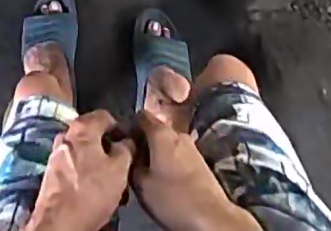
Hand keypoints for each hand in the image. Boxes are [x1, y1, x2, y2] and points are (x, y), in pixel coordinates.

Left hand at [26, 110, 134, 230]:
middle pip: (93, 136)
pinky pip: (73, 168)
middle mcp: (66, 135)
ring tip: (108, 183)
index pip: (107, 116)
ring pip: (83, 154)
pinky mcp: (50, 176)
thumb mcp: (120, 169)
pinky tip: (93, 191)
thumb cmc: (90, 192)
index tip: (129, 145)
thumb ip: (127, 148)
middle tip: (121, 167)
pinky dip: (84, 176)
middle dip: (108, 150)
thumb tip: (126, 142)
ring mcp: (56, 155)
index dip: (120, 129)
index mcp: (82, 126)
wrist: (57, 226)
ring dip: (97, 165)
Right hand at [129, 110, 259, 230]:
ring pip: (166, 143)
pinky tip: (165, 179)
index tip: (120, 142)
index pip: (141, 116)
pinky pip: (177, 153)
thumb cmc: (172, 197)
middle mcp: (177, 132)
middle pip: (154, 129)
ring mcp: (190, 144)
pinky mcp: (199, 159)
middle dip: (143, 143)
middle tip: (132, 163)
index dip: (128, 126)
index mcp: (161, 132)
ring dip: (156, 154)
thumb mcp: (142, 185)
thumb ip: (132, 164)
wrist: (210, 215)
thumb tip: (129, 153)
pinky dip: (168, 161)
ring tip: (147, 174)